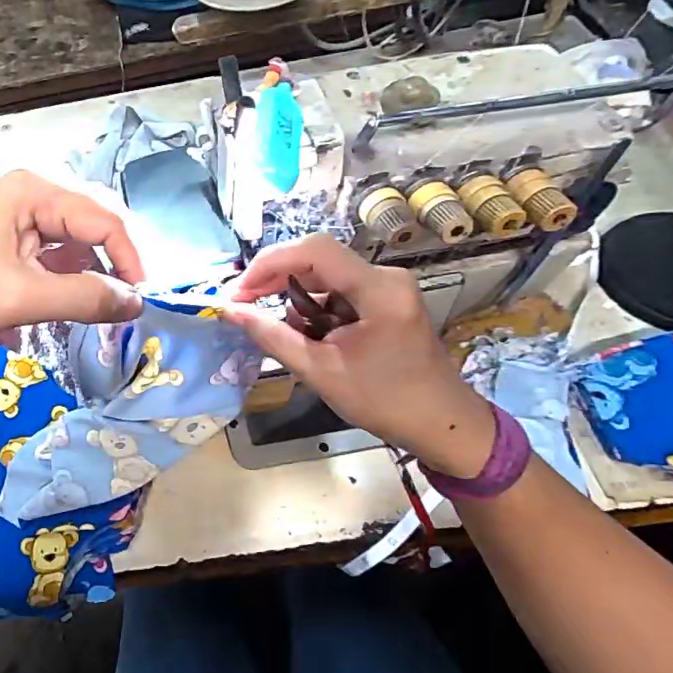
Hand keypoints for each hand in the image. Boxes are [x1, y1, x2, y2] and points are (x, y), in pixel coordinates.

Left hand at [0, 170, 145, 346]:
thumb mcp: (22, 296)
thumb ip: (85, 298)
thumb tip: (136, 304)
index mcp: (35, 193)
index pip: (105, 221)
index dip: (128, 261)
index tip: (138, 302)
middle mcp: (32, 197)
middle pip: (91, 234)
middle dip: (104, 274)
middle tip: (112, 312)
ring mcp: (19, 221)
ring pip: (72, 253)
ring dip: (78, 287)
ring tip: (75, 318)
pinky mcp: (11, 245)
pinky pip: (50, 265)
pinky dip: (54, 292)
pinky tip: (37, 318)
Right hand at [221, 235, 494, 475]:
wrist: (440, 421)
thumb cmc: (382, 401)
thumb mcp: (320, 371)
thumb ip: (273, 336)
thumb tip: (232, 311)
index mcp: (378, 289)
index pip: (315, 251)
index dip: (270, 263)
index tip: (239, 291)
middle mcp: (386, 277)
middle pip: (319, 260)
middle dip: (277, 280)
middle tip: (244, 305)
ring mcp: (389, 287)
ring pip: (326, 277)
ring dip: (298, 300)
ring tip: (285, 334)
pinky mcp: (387, 300)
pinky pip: (340, 292)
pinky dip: (317, 310)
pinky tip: (311, 338)